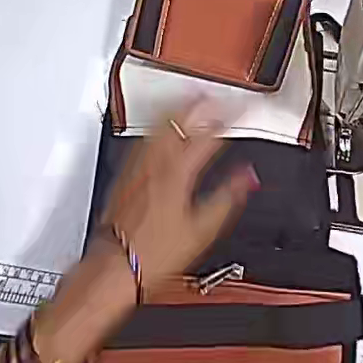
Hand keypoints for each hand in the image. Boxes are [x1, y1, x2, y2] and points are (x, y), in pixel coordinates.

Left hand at [101, 101, 259, 285]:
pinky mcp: (127, 169)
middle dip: (204, 103)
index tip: (242, 109)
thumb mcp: (203, 229)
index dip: (230, 117)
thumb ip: (228, 196)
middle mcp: (157, 162)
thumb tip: (247, 176)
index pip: (211, 134)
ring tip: (196, 99)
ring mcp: (139, 163)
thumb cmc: (154, 253)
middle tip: (220, 96)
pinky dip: (162, 122)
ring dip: (182, 107)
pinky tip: (165, 122)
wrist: (115, 266)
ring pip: (162, 122)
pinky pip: (146, 135)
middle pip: (182, 119)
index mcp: (179, 172)